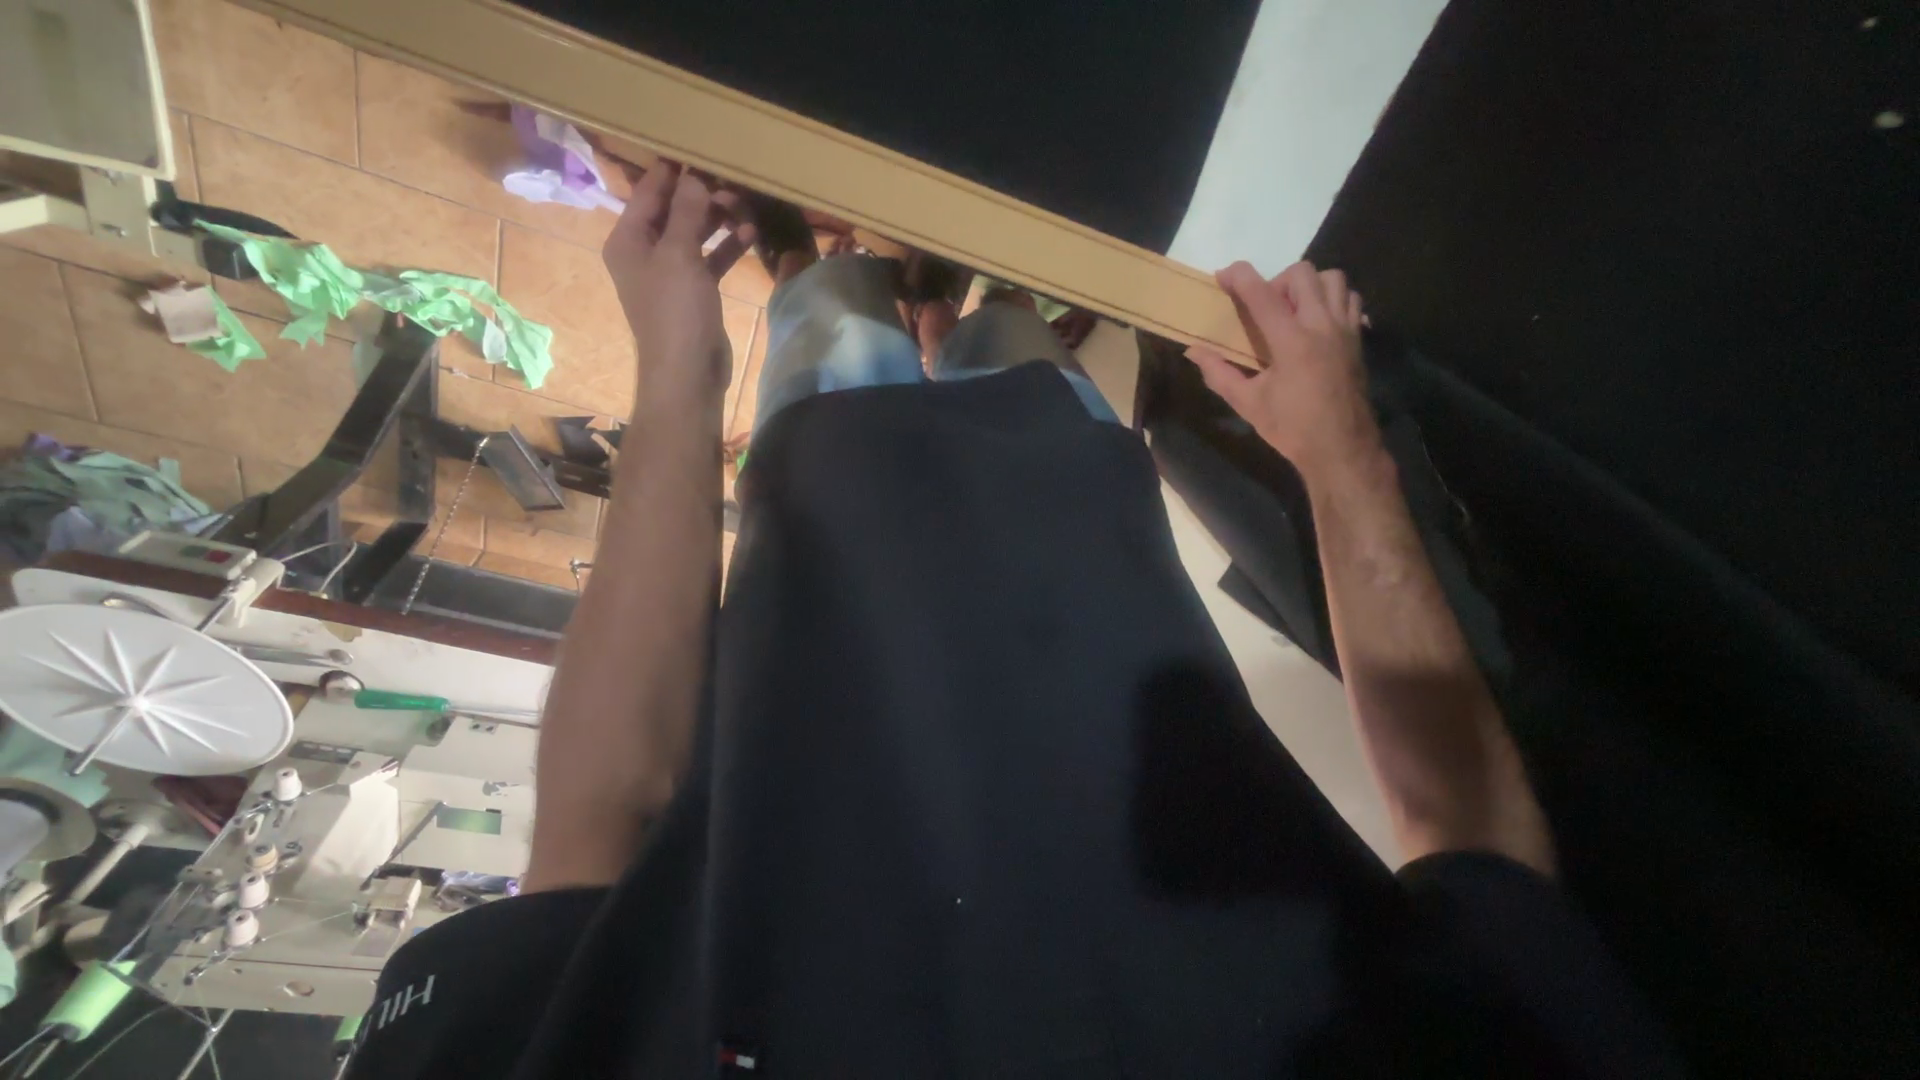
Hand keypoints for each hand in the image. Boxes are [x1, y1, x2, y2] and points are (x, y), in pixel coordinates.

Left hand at [602, 162, 757, 409]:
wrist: (687, 371)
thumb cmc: (675, 310)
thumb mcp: (679, 254)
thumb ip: (686, 212)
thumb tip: (693, 178)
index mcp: (627, 240)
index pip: (647, 193)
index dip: (671, 172)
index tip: (699, 152)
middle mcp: (643, 253)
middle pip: (672, 212)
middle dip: (701, 197)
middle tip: (732, 184)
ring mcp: (669, 274)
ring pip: (694, 234)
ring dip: (718, 221)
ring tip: (744, 208)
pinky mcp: (693, 293)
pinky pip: (709, 260)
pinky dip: (726, 248)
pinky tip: (748, 236)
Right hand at [1186, 261, 1379, 479]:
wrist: (1341, 448)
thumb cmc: (1291, 428)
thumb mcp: (1248, 404)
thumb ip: (1219, 373)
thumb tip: (1193, 352)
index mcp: (1291, 341)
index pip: (1262, 294)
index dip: (1239, 277)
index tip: (1223, 275)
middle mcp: (1322, 325)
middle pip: (1302, 274)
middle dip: (1276, 281)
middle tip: (1264, 307)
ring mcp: (1346, 330)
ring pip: (1333, 280)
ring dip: (1309, 286)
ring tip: (1293, 311)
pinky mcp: (1359, 339)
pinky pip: (1351, 300)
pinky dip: (1333, 300)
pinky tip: (1317, 323)